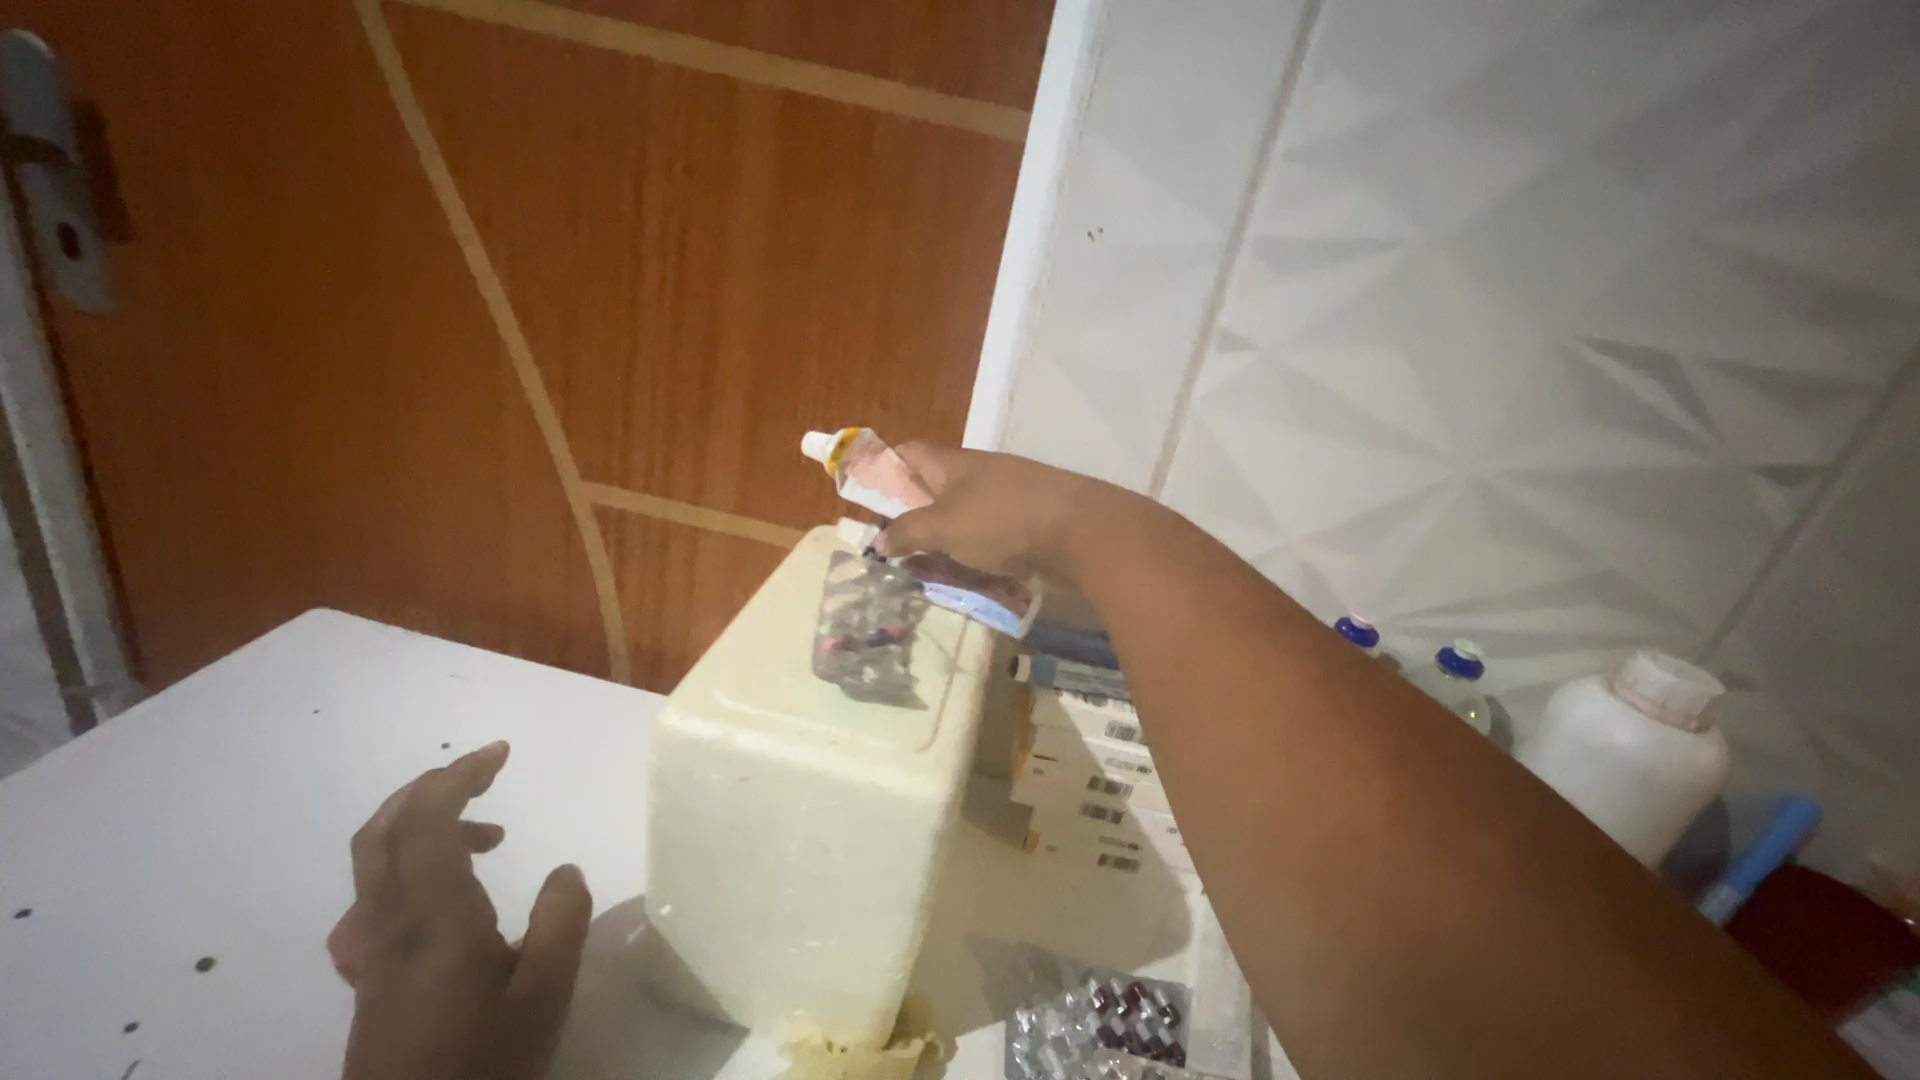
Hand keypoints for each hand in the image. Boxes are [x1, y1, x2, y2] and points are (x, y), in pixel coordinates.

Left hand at [330, 742, 591, 1079]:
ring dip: (419, 827)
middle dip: (429, 789)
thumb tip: (564, 870)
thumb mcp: (546, 993)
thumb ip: (562, 919)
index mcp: (433, 917)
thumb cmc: (485, 1064)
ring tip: (488, 839)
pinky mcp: (367, 981)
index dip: (459, 776)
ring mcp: (369, 955)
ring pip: (372, 865)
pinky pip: (371, 903)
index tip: (502, 754)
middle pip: (382, 832)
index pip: (428, 821)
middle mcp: (388, 925)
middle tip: (484, 775)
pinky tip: (436, 898)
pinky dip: (403, 870)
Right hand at [876, 443, 1129, 579]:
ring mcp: (1009, 495)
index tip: (868, 499)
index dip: (884, 468)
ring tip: (930, 570)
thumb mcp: (944, 527)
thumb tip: (880, 540)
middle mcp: (980, 473)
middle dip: (915, 517)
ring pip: (965, 516)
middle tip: (896, 549)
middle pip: (936, 488)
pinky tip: (973, 576)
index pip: (909, 452)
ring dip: (946, 541)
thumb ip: (908, 533)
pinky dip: (978, 553)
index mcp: (953, 464)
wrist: (1083, 531)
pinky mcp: (1031, 520)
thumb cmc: (1003, 521)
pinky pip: (992, 536)